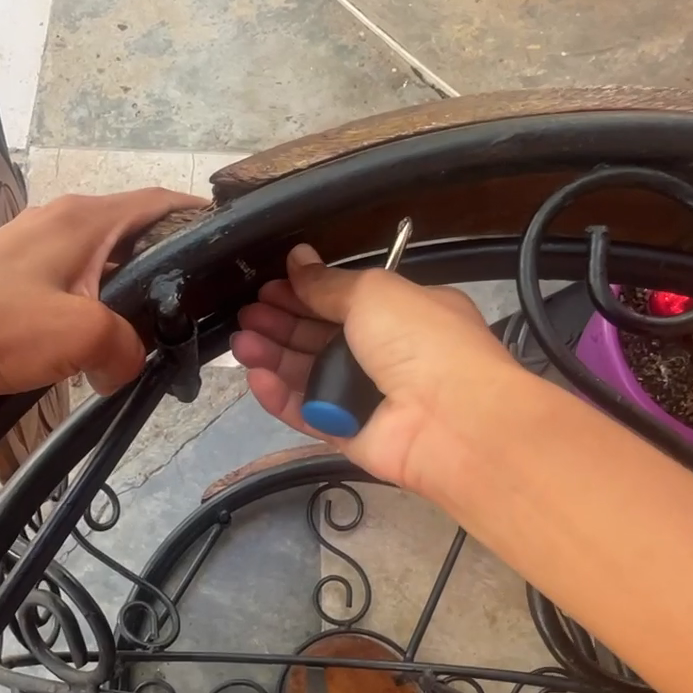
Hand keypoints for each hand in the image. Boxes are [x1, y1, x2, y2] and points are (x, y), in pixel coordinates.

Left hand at [0, 188, 203, 412]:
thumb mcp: (82, 335)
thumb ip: (126, 349)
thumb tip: (122, 365)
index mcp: (82, 218)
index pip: (158, 202)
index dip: (198, 217)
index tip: (230, 246)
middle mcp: (56, 222)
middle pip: (130, 236)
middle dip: (165, 268)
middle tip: (192, 309)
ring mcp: (27, 251)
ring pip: (98, 268)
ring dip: (124, 298)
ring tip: (146, 336)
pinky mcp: (5, 283)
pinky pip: (68, 290)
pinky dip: (91, 312)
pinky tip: (91, 348)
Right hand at [231, 244, 518, 491]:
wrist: (450, 418)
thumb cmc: (420, 342)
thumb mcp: (374, 293)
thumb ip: (328, 282)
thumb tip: (297, 259)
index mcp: (401, 314)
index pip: (341, 301)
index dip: (303, 293)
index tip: (270, 286)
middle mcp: (383, 355)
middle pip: (318, 338)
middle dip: (281, 323)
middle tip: (248, 314)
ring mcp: (362, 397)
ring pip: (306, 375)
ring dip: (273, 357)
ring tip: (242, 343)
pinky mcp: (345, 433)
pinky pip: (305, 413)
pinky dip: (280, 396)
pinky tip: (257, 377)